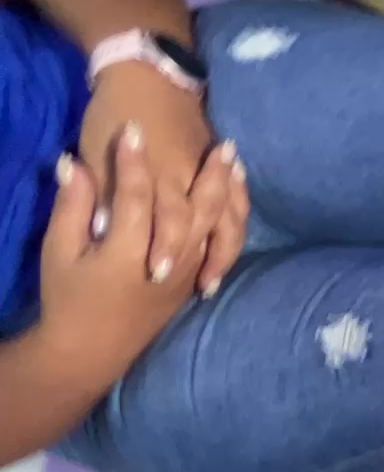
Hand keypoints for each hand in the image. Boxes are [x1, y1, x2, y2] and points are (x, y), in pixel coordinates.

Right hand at [36, 129, 214, 381]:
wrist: (97, 342)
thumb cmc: (69, 293)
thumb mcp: (60, 250)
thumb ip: (73, 207)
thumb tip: (74, 163)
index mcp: (128, 248)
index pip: (138, 195)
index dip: (133, 160)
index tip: (131, 129)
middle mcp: (172, 256)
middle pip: (198, 208)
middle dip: (211, 175)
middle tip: (223, 144)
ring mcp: (192, 266)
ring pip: (219, 224)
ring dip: (229, 193)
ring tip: (235, 165)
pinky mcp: (199, 273)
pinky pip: (224, 239)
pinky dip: (232, 215)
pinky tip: (234, 197)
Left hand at [79, 63, 248, 295]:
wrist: (149, 78)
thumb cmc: (112, 115)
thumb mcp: (96, 148)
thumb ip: (102, 187)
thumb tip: (108, 226)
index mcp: (161, 177)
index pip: (170, 221)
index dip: (166, 248)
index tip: (157, 275)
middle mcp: (193, 183)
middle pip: (214, 227)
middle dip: (210, 257)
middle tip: (205, 286)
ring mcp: (211, 180)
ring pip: (230, 220)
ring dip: (226, 248)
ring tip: (218, 271)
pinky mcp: (219, 176)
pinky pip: (235, 207)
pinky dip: (234, 228)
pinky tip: (227, 244)